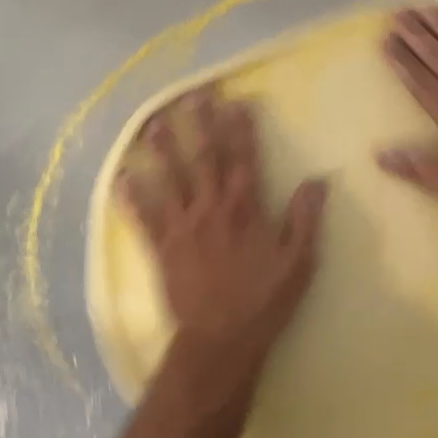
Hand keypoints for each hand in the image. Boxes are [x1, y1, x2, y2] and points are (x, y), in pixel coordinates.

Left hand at [119, 86, 327, 357]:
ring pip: (170, 181)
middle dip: (199, 126)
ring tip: (153, 123)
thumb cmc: (264, 300)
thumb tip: (317, 180)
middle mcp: (212, 209)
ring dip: (162, 150)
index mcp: (246, 209)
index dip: (240, 129)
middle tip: (191, 96)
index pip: (244, 159)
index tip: (235, 101)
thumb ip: (305, 219)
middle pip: (204, 159)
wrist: (220, 341)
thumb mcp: (299, 261)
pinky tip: (120, 177)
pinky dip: (131, 199)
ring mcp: (183, 228)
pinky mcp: (162, 250)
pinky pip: (143, 219)